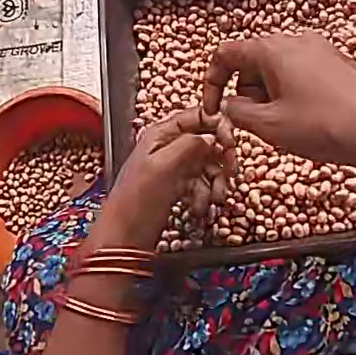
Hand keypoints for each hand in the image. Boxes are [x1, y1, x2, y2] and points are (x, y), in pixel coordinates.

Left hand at [96, 108, 234, 246]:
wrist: (124, 238)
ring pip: (206, 165)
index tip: (231, 142)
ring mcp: (172, 168)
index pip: (197, 116)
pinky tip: (199, 208)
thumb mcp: (163, 166)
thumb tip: (212, 135)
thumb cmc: (136, 202)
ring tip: (216, 198)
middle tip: (229, 174)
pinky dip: (204, 196)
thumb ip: (189, 144)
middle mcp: (167, 147)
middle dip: (220, 159)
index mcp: (160, 134)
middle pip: (206, 141)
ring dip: (216, 182)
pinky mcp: (176, 187)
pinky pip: (200, 184)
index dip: (218, 125)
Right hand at [202, 33, 355, 198]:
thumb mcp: (268, 126)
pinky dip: (291, 98)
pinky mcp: (338, 67)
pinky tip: (305, 124)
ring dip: (268, 99)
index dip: (212, 83)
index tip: (213, 109)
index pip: (226, 54)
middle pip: (252, 63)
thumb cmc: (327, 126)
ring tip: (283, 128)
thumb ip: (236, 112)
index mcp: (273, 49)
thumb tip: (229, 106)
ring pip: (276, 72)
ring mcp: (321, 52)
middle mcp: (297, 42)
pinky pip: (300, 78)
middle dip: (245, 94)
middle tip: (254, 125)